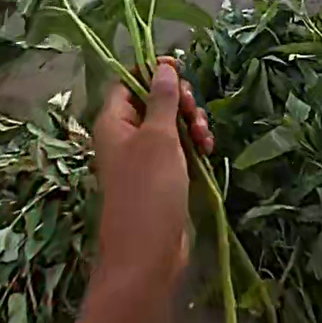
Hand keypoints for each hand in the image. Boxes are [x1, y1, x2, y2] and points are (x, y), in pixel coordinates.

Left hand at [90, 58, 212, 291]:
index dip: (154, 72)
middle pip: (154, 99)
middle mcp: (125, 134)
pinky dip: (193, 144)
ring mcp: (143, 156)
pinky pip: (179, 146)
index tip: (180, 72)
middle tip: (193, 112)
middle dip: (180, 100)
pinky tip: (207, 151)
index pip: (129, 80)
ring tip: (205, 138)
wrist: (147, 256)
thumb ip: (162, 98)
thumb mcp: (159, 137)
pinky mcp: (161, 175)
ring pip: (171, 122)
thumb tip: (162, 66)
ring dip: (192, 123)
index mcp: (114, 120)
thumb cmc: (149, 190)